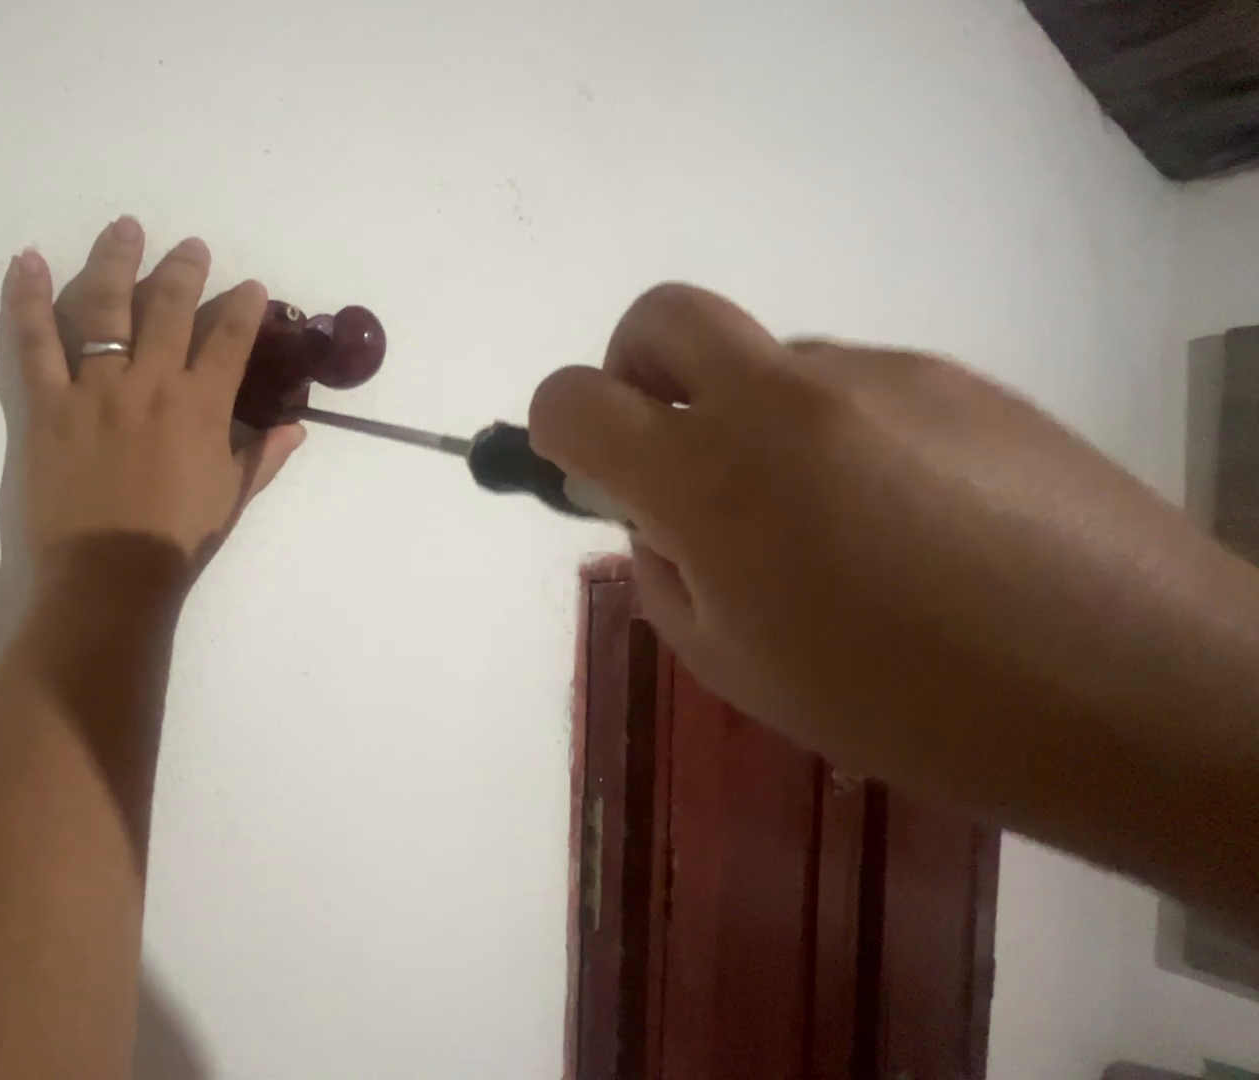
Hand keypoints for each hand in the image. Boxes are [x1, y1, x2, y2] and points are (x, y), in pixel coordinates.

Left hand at [0, 218, 304, 587]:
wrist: (110, 575)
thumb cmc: (177, 542)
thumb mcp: (232, 499)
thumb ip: (263, 457)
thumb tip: (295, 428)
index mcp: (202, 407)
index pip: (230, 340)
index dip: (244, 308)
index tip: (251, 287)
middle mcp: (152, 383)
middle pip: (171, 308)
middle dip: (186, 270)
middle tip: (192, 247)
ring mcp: (96, 389)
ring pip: (106, 308)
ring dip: (117, 261)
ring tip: (125, 228)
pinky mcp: (47, 405)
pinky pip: (35, 342)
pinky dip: (28, 299)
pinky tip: (28, 261)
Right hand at [527, 285, 1258, 798]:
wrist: (1147, 699)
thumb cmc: (900, 707)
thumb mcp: (728, 660)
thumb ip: (661, 570)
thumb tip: (654, 517)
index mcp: (709, 479)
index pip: (573, 399)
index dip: (555, 428)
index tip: (586, 473)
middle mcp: (784, 399)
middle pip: (663, 316)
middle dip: (634, 369)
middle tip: (670, 451)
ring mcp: (879, 375)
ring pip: (765, 360)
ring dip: (748, 418)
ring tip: (819, 523)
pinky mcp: (958, 377)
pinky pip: (849, 384)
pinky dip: (829, 430)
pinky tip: (895, 515)